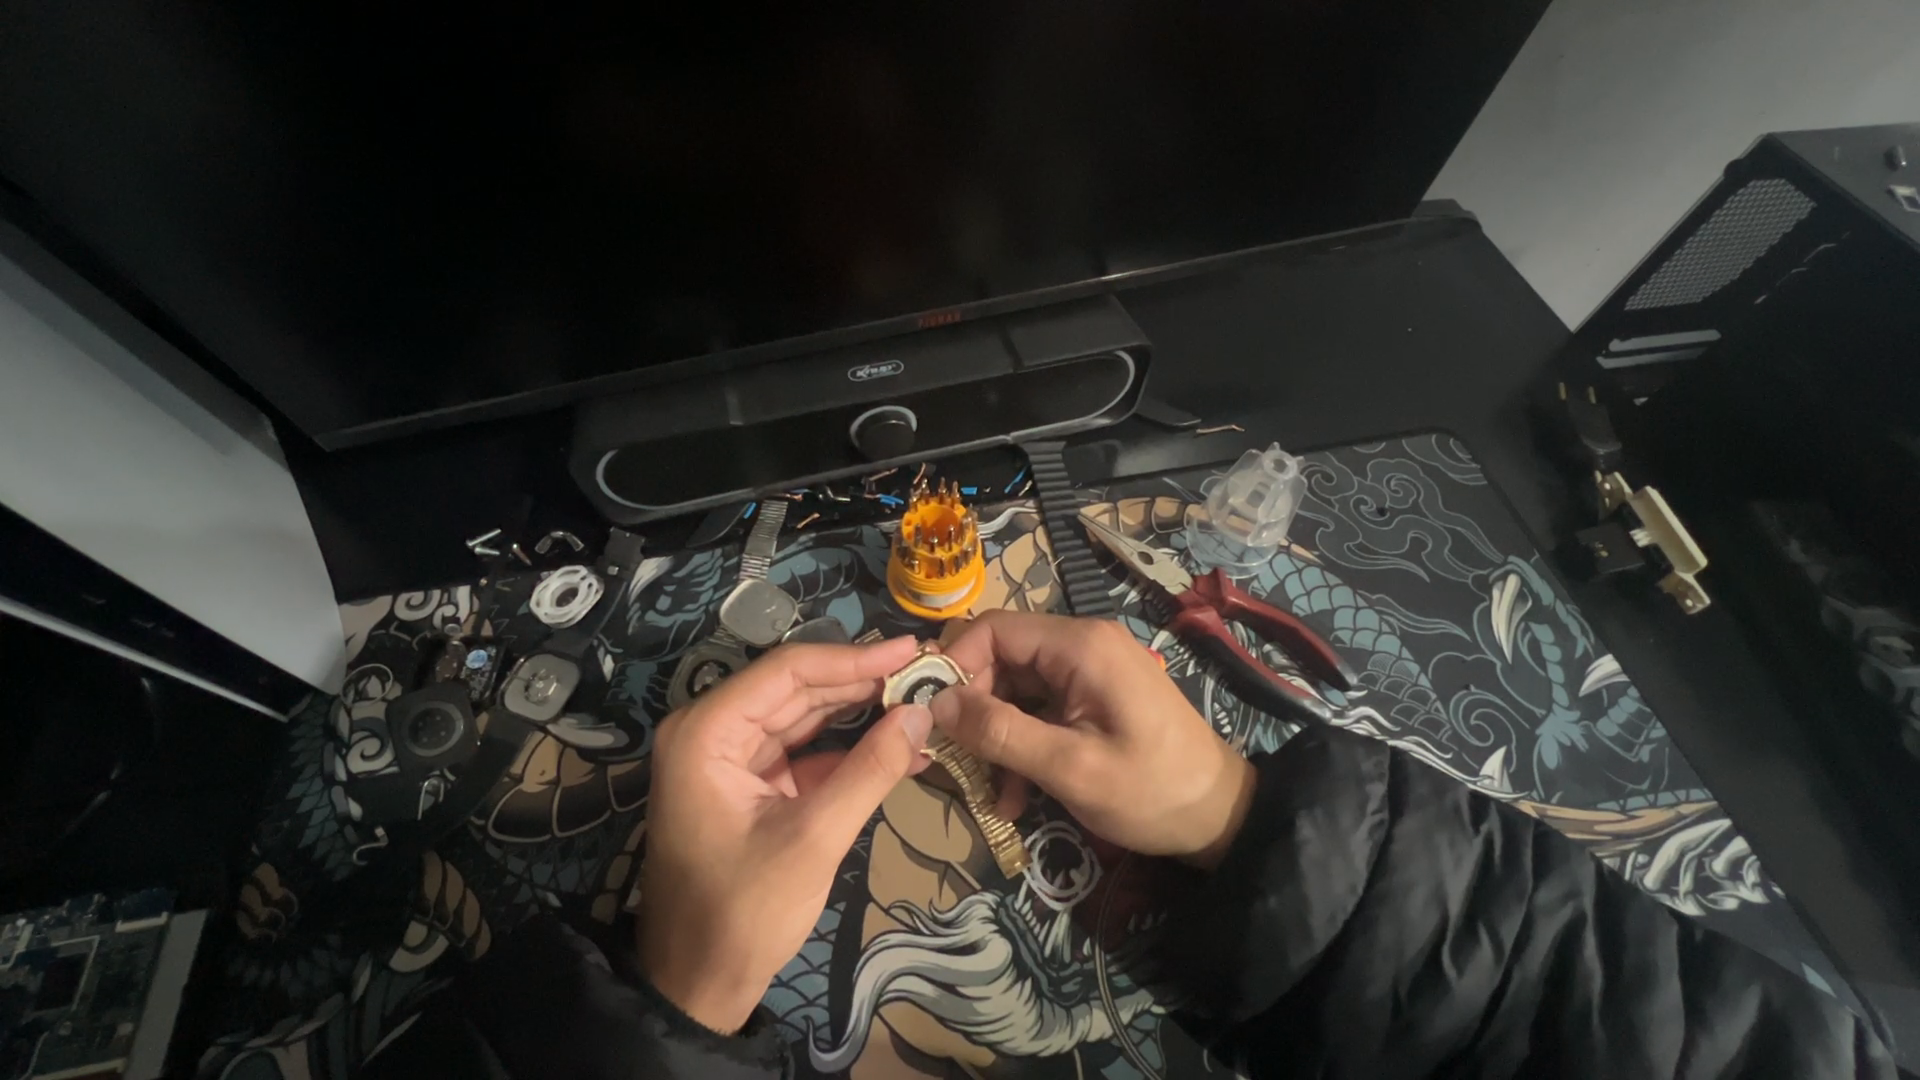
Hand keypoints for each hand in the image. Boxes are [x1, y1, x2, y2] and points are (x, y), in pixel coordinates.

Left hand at [638, 637, 930, 1032]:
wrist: (699, 987)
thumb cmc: (743, 914)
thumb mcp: (814, 839)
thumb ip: (869, 770)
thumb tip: (922, 713)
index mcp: (707, 732)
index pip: (787, 672)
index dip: (852, 658)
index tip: (909, 651)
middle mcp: (714, 731)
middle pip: (797, 688)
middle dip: (861, 681)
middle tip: (924, 670)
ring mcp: (733, 756)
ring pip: (805, 714)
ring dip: (861, 710)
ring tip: (919, 696)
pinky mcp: (753, 782)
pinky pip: (806, 749)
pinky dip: (850, 748)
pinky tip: (899, 743)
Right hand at [931, 611, 1255, 869]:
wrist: (1220, 816)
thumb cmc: (1151, 791)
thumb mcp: (1071, 769)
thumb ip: (1002, 732)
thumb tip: (938, 704)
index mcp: (1079, 646)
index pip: (993, 628)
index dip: (955, 665)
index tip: (933, 714)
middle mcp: (1081, 644)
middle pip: (1000, 656)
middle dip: (973, 707)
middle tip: (952, 759)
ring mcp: (1087, 670)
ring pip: (1014, 686)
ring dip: (995, 734)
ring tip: (988, 792)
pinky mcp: (1091, 695)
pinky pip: (1038, 707)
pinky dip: (1020, 743)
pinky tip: (1016, 794)